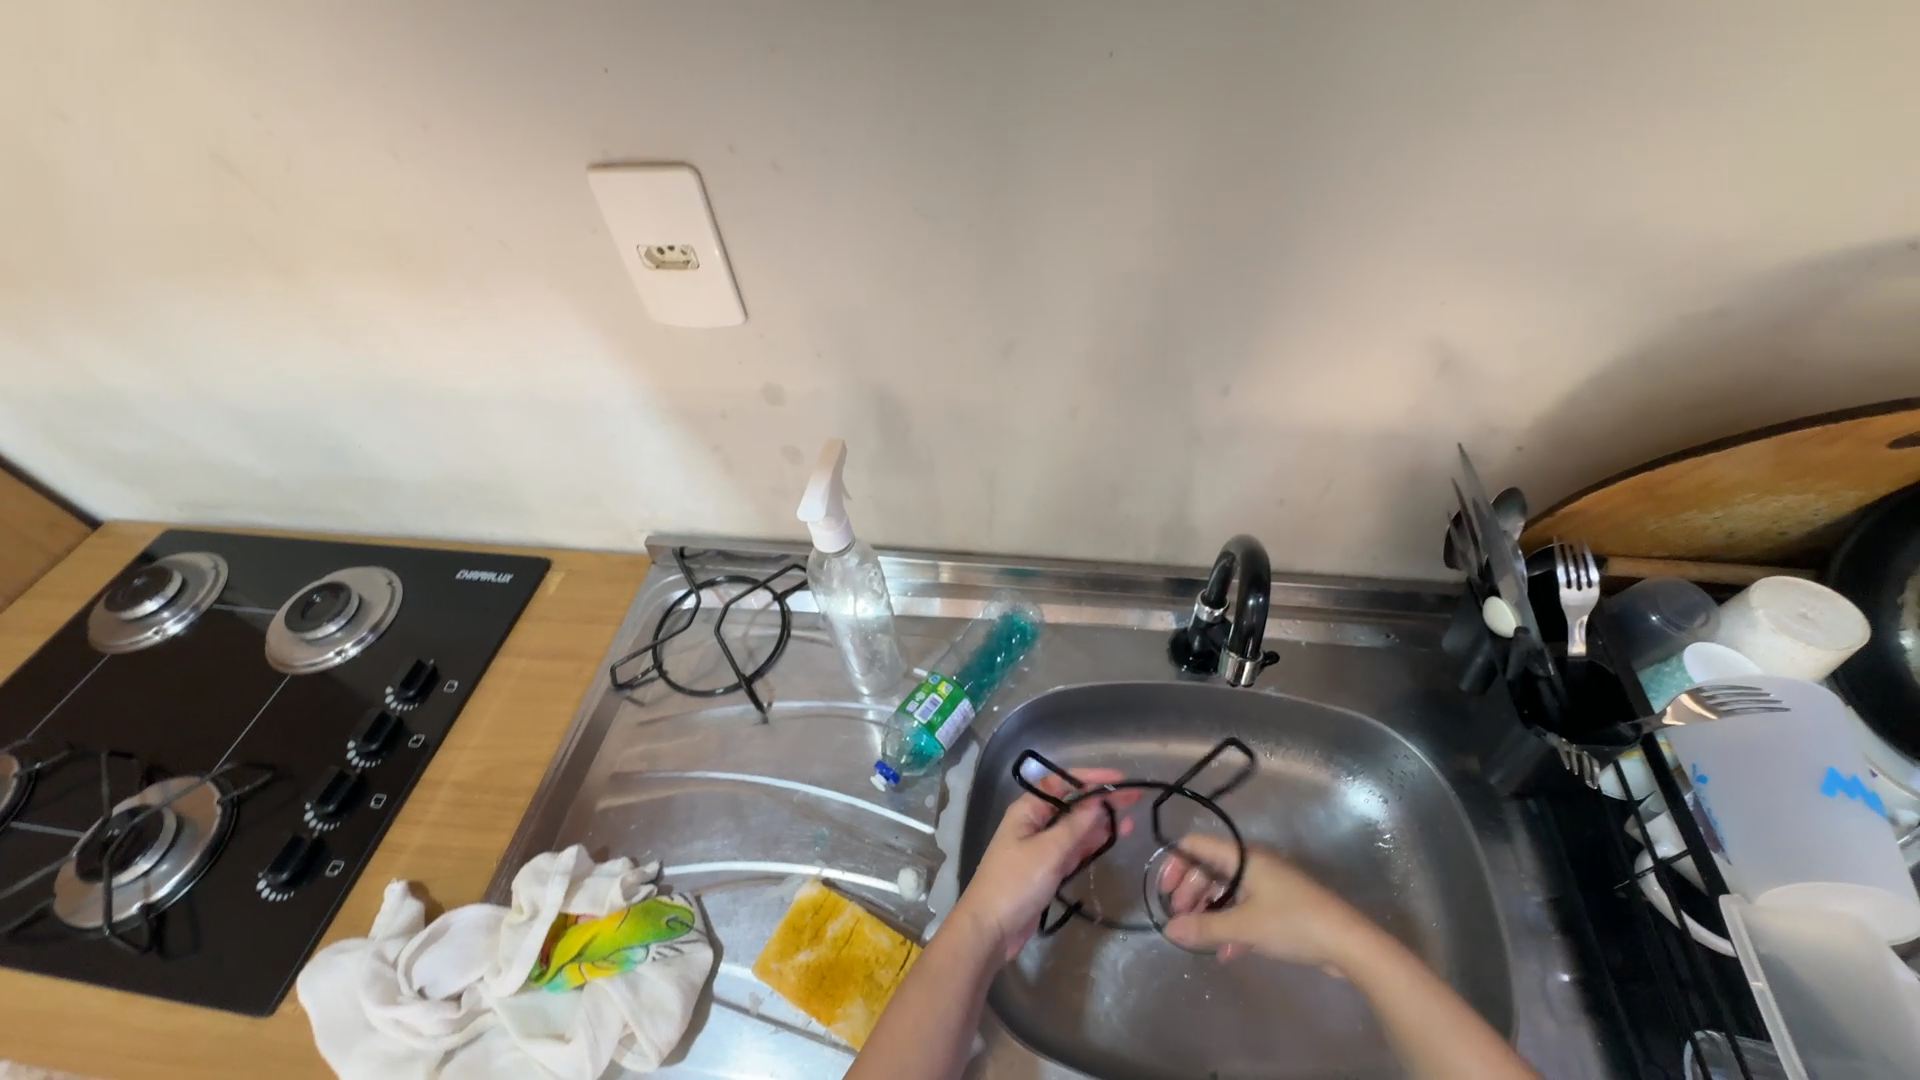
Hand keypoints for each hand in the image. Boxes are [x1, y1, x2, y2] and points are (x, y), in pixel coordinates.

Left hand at [951, 768, 1140, 963]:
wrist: (991, 928)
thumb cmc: (1016, 882)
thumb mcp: (1049, 851)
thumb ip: (1076, 826)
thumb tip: (1098, 802)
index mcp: (1027, 810)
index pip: (1061, 783)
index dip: (1090, 778)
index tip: (1119, 779)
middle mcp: (1034, 823)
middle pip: (1071, 805)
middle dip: (1100, 801)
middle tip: (1134, 800)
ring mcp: (1040, 847)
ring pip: (1074, 828)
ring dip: (1099, 823)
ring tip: (1130, 822)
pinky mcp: (1046, 869)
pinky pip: (1072, 849)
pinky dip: (1090, 844)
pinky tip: (1110, 840)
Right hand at [1159, 834, 1375, 968]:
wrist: (1349, 943)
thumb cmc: (1293, 923)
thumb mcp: (1244, 927)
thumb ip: (1204, 927)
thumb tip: (1169, 929)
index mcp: (1243, 857)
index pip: (1196, 845)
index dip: (1175, 863)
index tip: (1164, 891)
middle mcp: (1253, 864)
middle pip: (1209, 869)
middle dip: (1190, 892)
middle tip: (1180, 918)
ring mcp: (1268, 885)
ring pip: (1227, 890)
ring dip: (1209, 910)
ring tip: (1198, 936)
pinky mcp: (1280, 907)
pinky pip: (1245, 908)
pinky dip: (1231, 924)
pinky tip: (1227, 952)